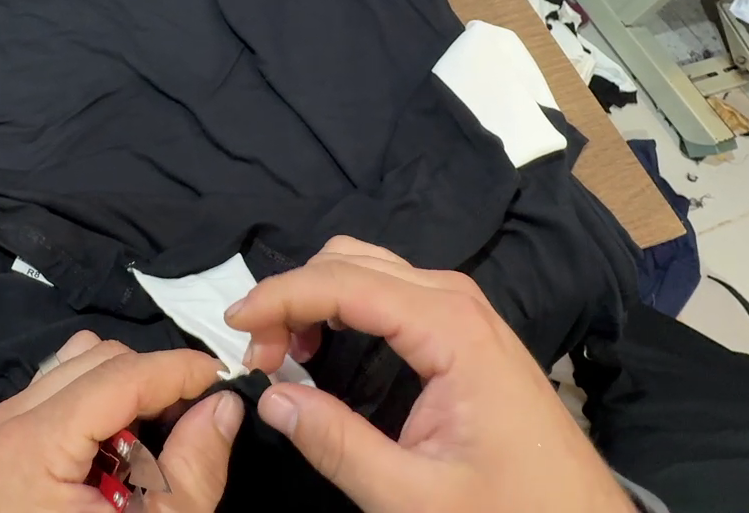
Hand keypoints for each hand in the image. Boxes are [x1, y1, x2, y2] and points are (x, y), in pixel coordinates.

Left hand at [0, 331, 243, 512]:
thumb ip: (193, 469)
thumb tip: (224, 404)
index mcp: (31, 445)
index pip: (121, 375)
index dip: (179, 370)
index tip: (224, 379)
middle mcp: (4, 422)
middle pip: (99, 360)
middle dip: (153, 384)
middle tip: (191, 423)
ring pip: (77, 364)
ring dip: (124, 391)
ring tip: (150, 444)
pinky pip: (56, 389)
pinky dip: (96, 405)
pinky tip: (114, 452)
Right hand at [224, 236, 631, 512]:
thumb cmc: (513, 512)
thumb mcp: (417, 499)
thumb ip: (338, 444)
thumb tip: (269, 399)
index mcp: (448, 327)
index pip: (343, 283)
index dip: (280, 296)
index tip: (234, 325)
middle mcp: (451, 296)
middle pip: (348, 260)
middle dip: (294, 295)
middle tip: (261, 354)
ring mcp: (458, 305)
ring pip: (363, 265)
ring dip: (314, 295)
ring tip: (284, 351)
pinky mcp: (459, 323)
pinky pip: (385, 287)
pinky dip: (340, 302)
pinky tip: (323, 343)